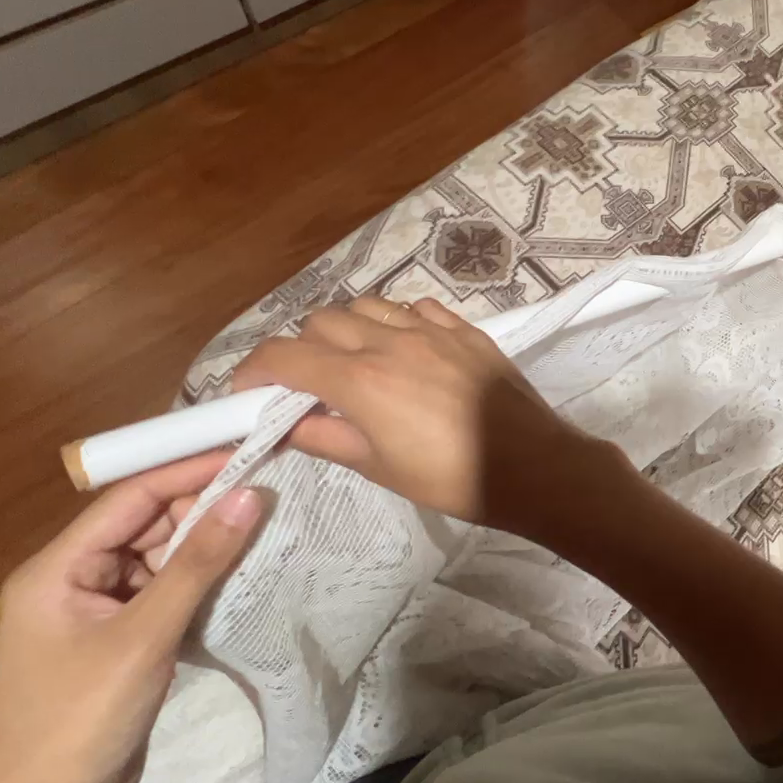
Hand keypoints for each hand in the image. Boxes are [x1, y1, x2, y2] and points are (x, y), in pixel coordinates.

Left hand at [0, 453, 262, 782]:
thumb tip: (251, 493)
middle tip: (272, 492)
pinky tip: (243, 569)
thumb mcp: (145, 635)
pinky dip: (202, 577)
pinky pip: (165, 588)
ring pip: (161, 555)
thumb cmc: (81, 718)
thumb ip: (199, 562)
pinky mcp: (119, 637)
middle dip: (205, 507)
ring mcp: (95, 610)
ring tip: (268, 525)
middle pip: (147, 523)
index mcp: (56, 570)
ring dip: (208, 543)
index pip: (131, 498)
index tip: (251, 450)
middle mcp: (72, 580)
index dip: (190, 470)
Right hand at [229, 297, 612, 535]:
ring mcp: (435, 331)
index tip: (250, 394)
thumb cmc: (452, 478)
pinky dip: (399, 319)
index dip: (253, 372)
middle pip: (322, 321)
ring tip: (356, 361)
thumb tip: (287, 424)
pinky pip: (420, 307)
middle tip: (309, 384)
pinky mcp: (469, 332)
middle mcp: (393, 342)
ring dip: (349, 327)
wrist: (532, 465)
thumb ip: (326, 438)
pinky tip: (406, 347)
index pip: (284, 355)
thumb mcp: (379, 468)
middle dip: (302, 348)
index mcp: (361, 380)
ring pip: (370, 305)